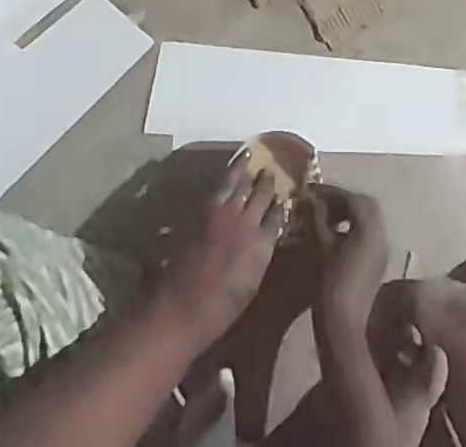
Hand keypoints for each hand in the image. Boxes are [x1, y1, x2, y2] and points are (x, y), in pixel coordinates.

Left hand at [156, 153, 284, 345]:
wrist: (182, 306)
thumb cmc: (220, 308)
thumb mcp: (251, 284)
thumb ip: (260, 255)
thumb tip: (264, 238)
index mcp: (263, 246)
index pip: (278, 217)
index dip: (280, 205)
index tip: (283, 197)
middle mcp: (248, 224)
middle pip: (262, 194)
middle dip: (267, 182)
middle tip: (270, 171)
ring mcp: (225, 213)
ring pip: (242, 183)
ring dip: (248, 169)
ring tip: (253, 156)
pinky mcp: (205, 210)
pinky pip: (222, 184)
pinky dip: (231, 171)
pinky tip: (234, 166)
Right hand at [311, 187, 388, 320]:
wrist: (344, 325)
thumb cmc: (332, 283)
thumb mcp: (321, 245)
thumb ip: (315, 217)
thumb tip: (306, 196)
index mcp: (370, 227)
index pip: (352, 198)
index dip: (330, 192)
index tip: (311, 192)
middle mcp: (381, 234)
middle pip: (364, 206)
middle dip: (341, 201)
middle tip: (319, 204)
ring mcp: (381, 249)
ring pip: (366, 220)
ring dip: (346, 214)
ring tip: (323, 219)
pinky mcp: (377, 262)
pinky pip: (367, 234)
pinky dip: (351, 228)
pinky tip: (333, 237)